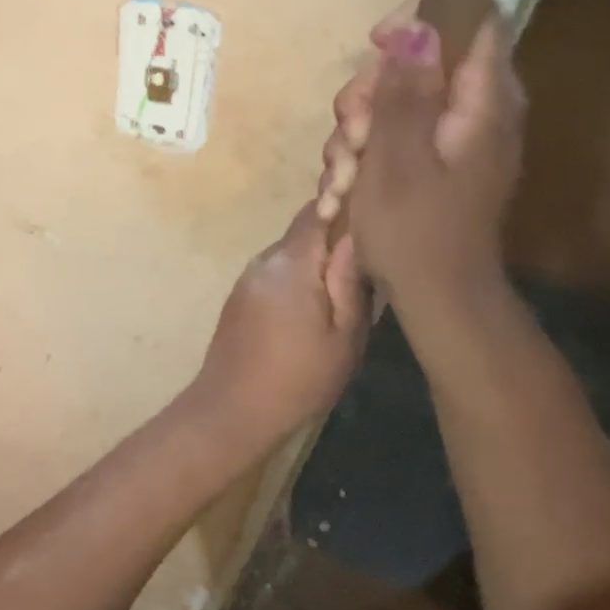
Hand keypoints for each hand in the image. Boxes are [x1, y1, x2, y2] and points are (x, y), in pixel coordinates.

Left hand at [190, 201, 366, 443]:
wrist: (230, 412)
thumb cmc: (297, 379)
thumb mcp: (344, 335)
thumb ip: (352, 280)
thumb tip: (360, 234)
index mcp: (292, 262)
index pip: (321, 207)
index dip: (348, 197)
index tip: (378, 199)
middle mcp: (264, 260)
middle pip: (305, 229)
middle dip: (337, 234)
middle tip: (374, 251)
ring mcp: (247, 279)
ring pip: (292, 253)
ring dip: (317, 261)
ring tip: (348, 282)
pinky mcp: (240, 299)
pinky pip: (277, 274)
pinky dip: (299, 279)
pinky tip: (315, 305)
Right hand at [327, 12, 526, 312]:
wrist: (439, 300)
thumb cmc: (415, 232)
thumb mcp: (396, 159)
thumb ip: (405, 92)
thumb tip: (416, 29)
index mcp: (483, 101)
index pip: (468, 21)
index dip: (418, 22)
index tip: (373, 47)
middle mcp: (478, 112)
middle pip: (421, 66)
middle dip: (371, 95)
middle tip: (349, 137)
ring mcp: (457, 143)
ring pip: (399, 108)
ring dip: (358, 137)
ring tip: (341, 181)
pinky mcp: (437, 170)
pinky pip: (398, 143)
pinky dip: (366, 162)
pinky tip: (343, 195)